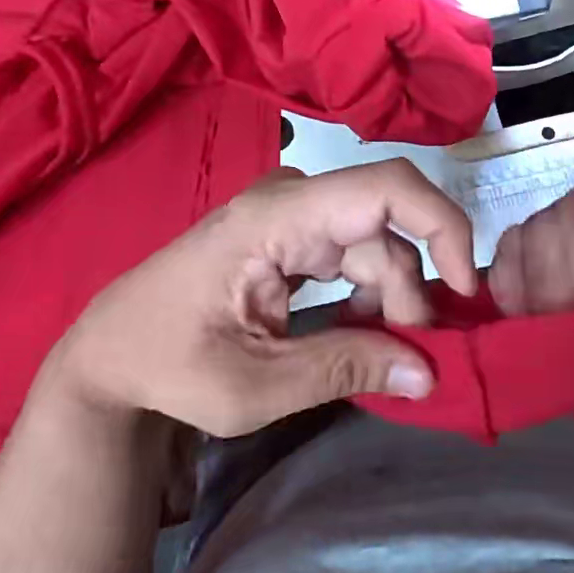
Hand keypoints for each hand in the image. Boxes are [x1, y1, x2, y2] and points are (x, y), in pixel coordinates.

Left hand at [35, 160, 476, 436]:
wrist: (110, 355)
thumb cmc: (168, 364)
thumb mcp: (254, 385)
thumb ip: (344, 369)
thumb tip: (429, 372)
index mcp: (275, 216)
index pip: (382, 187)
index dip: (440, 223)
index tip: (462, 289)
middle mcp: (289, 202)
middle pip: (383, 227)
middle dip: (411, 291)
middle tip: (412, 359)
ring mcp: (289, 218)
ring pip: (373, 243)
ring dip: (391, 297)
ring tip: (383, 354)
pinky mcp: (290, 238)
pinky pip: (352, 254)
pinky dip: (371, 293)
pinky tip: (363, 332)